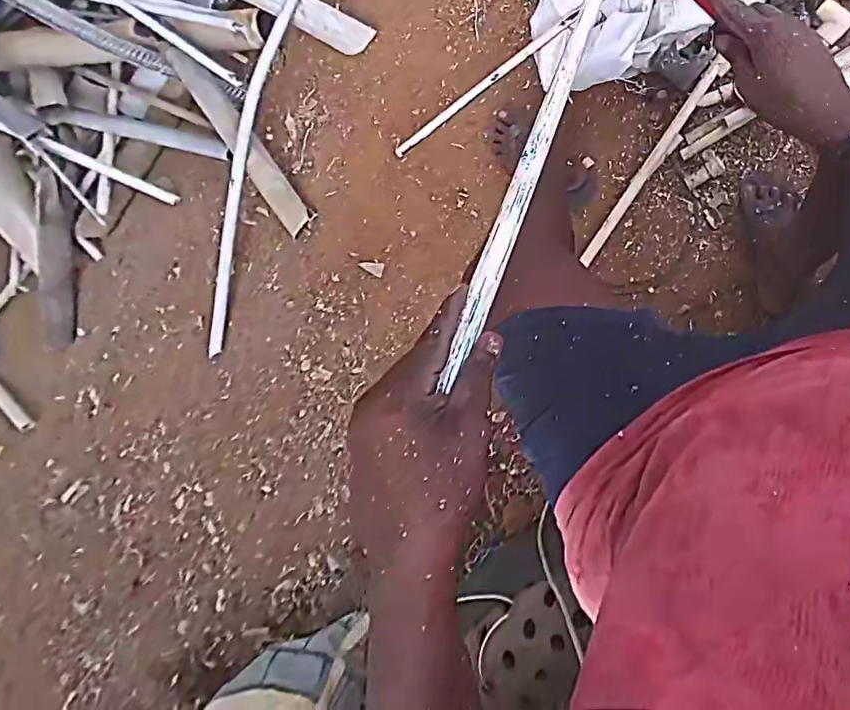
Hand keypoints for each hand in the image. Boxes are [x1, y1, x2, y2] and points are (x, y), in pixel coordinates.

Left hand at [348, 286, 499, 577]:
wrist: (407, 559)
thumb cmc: (444, 491)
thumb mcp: (469, 429)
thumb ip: (476, 377)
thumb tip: (488, 339)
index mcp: (395, 394)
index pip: (431, 342)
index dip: (452, 315)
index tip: (464, 289)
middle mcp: (370, 403)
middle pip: (416, 364)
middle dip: (445, 354)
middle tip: (474, 344)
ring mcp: (361, 427)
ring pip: (405, 388)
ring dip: (431, 382)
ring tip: (459, 390)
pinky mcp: (362, 448)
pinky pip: (393, 410)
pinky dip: (417, 404)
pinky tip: (435, 421)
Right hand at [702, 0, 849, 149]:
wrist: (828, 115)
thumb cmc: (792, 105)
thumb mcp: (748, 84)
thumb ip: (733, 56)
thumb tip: (724, 41)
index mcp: (763, 34)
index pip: (732, 7)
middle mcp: (784, 25)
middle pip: (751, 10)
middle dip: (735, 21)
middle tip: (723, 38)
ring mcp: (800, 30)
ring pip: (769, 18)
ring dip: (755, 30)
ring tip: (747, 54)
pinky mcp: (810, 38)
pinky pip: (784, 28)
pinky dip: (771, 37)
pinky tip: (768, 59)